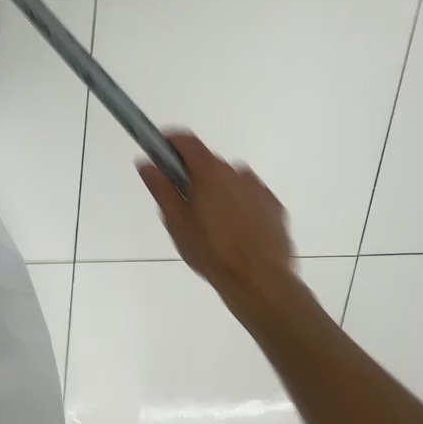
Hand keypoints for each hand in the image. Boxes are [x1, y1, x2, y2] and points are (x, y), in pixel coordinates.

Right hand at [139, 131, 296, 298]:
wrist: (260, 282)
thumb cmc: (211, 251)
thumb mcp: (176, 222)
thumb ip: (161, 188)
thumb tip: (147, 164)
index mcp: (209, 173)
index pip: (187, 141)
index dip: (170, 141)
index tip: (159, 152)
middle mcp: (237, 173)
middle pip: (208, 162)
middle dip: (193, 175)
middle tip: (182, 203)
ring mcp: (259, 190)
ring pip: (230, 181)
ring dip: (218, 191)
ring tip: (212, 224)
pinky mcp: (275, 208)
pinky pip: (251, 197)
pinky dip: (240, 205)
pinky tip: (235, 232)